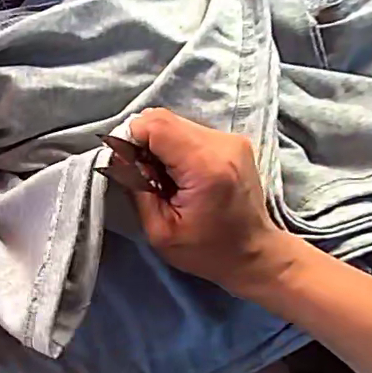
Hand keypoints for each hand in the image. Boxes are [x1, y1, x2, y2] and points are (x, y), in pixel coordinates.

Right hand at [125, 108, 302, 295]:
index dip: (130, 139)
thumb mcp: (158, 230)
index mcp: (205, 166)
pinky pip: (186, 131)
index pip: (155, 125)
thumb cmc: (205, 250)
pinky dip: (171, 147)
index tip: (126, 166)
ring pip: (173, 123)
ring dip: (156, 146)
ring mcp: (230, 139)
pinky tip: (175, 174)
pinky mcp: (230, 141)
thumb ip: (136, 188)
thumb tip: (117, 157)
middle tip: (142, 175)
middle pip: (163, 119)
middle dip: (141, 143)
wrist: (254, 253)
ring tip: (160, 178)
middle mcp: (222, 144)